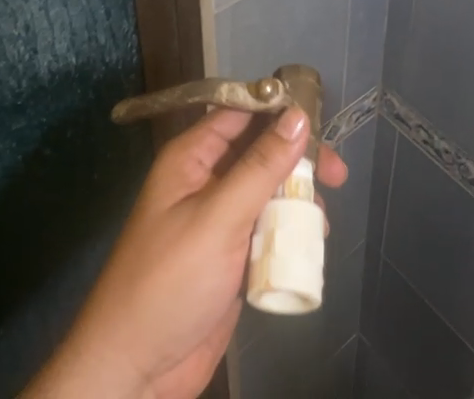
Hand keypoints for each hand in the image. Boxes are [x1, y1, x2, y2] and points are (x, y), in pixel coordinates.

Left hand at [24, 106, 347, 398]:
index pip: (240, 113)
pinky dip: (290, 233)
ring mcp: (219, 220)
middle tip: (337, 175)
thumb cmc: (169, 282)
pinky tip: (309, 246)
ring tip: (321, 221)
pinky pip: (269, 229)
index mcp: (191, 159)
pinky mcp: (232, 256)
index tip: (322, 114)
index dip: (279, 107)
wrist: (137, 367)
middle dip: (299, 159)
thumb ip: (261, 166)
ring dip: (298, 201)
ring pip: (270, 191)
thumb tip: (299, 116)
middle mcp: (205, 181)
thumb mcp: (218, 218)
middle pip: (261, 151)